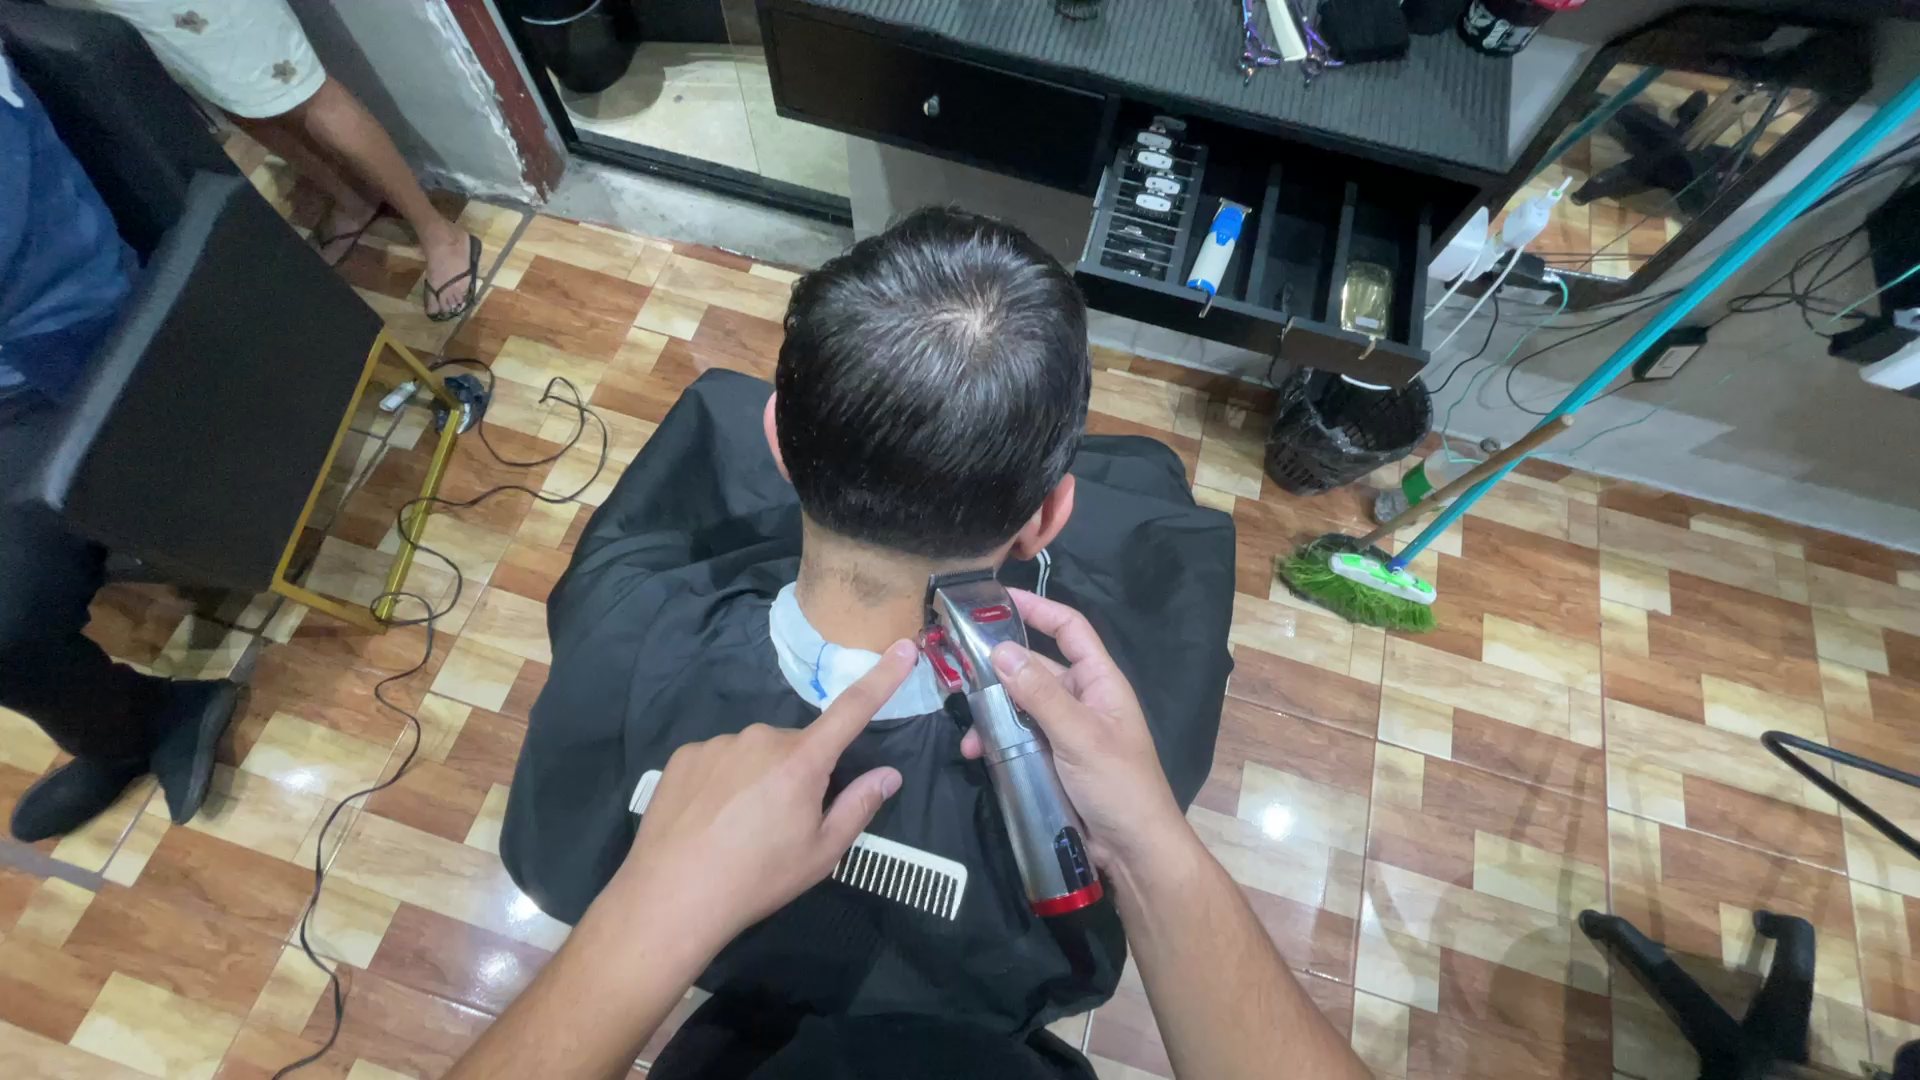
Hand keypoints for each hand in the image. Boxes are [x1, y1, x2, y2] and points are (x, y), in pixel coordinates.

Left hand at [604, 640, 915, 951]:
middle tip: (780, 822)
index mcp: (802, 761)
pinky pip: (720, 758)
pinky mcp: (686, 754)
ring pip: (755, 751)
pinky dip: (722, 780)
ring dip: (757, 776)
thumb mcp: (821, 854)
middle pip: (797, 745)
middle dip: (798, 771)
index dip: (883, 676)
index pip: (854, 708)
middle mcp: (762, 738)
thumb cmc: (756, 880)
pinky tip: (708, 817)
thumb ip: (859, 806)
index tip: (904, 646)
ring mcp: (720, 742)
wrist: (668, 900)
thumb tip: (889, 774)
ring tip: (737, 826)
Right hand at [961, 590, 1192, 877]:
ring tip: (968, 724)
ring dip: (993, 711)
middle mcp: (1080, 698)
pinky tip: (977, 752)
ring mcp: (1064, 730)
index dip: (1038, 608)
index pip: (1069, 628)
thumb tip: (1000, 650)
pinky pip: (1017, 737)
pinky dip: (996, 740)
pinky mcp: (1049, 758)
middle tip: (958, 664)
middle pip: (1036, 667)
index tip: (999, 598)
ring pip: (1020, 705)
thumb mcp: (1079, 735)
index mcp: (1099, 681)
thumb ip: (1040, 693)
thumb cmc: (1119, 784)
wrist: (1134, 852)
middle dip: (1001, 667)